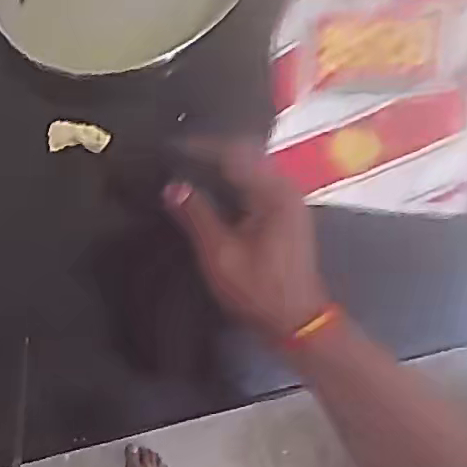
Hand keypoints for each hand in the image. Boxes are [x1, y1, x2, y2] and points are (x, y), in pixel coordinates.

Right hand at [164, 139, 330, 340]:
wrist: (295, 319)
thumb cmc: (257, 289)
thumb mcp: (220, 254)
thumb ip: (196, 216)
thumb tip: (173, 186)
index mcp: (272, 193)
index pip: (233, 153)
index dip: (200, 147)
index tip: (171, 147)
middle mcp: (284, 188)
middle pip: (246, 154)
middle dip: (211, 151)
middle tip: (177, 155)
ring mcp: (287, 201)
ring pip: (251, 168)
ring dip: (221, 165)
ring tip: (188, 168)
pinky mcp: (284, 214)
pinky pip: (255, 183)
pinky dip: (231, 180)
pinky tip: (211, 190)